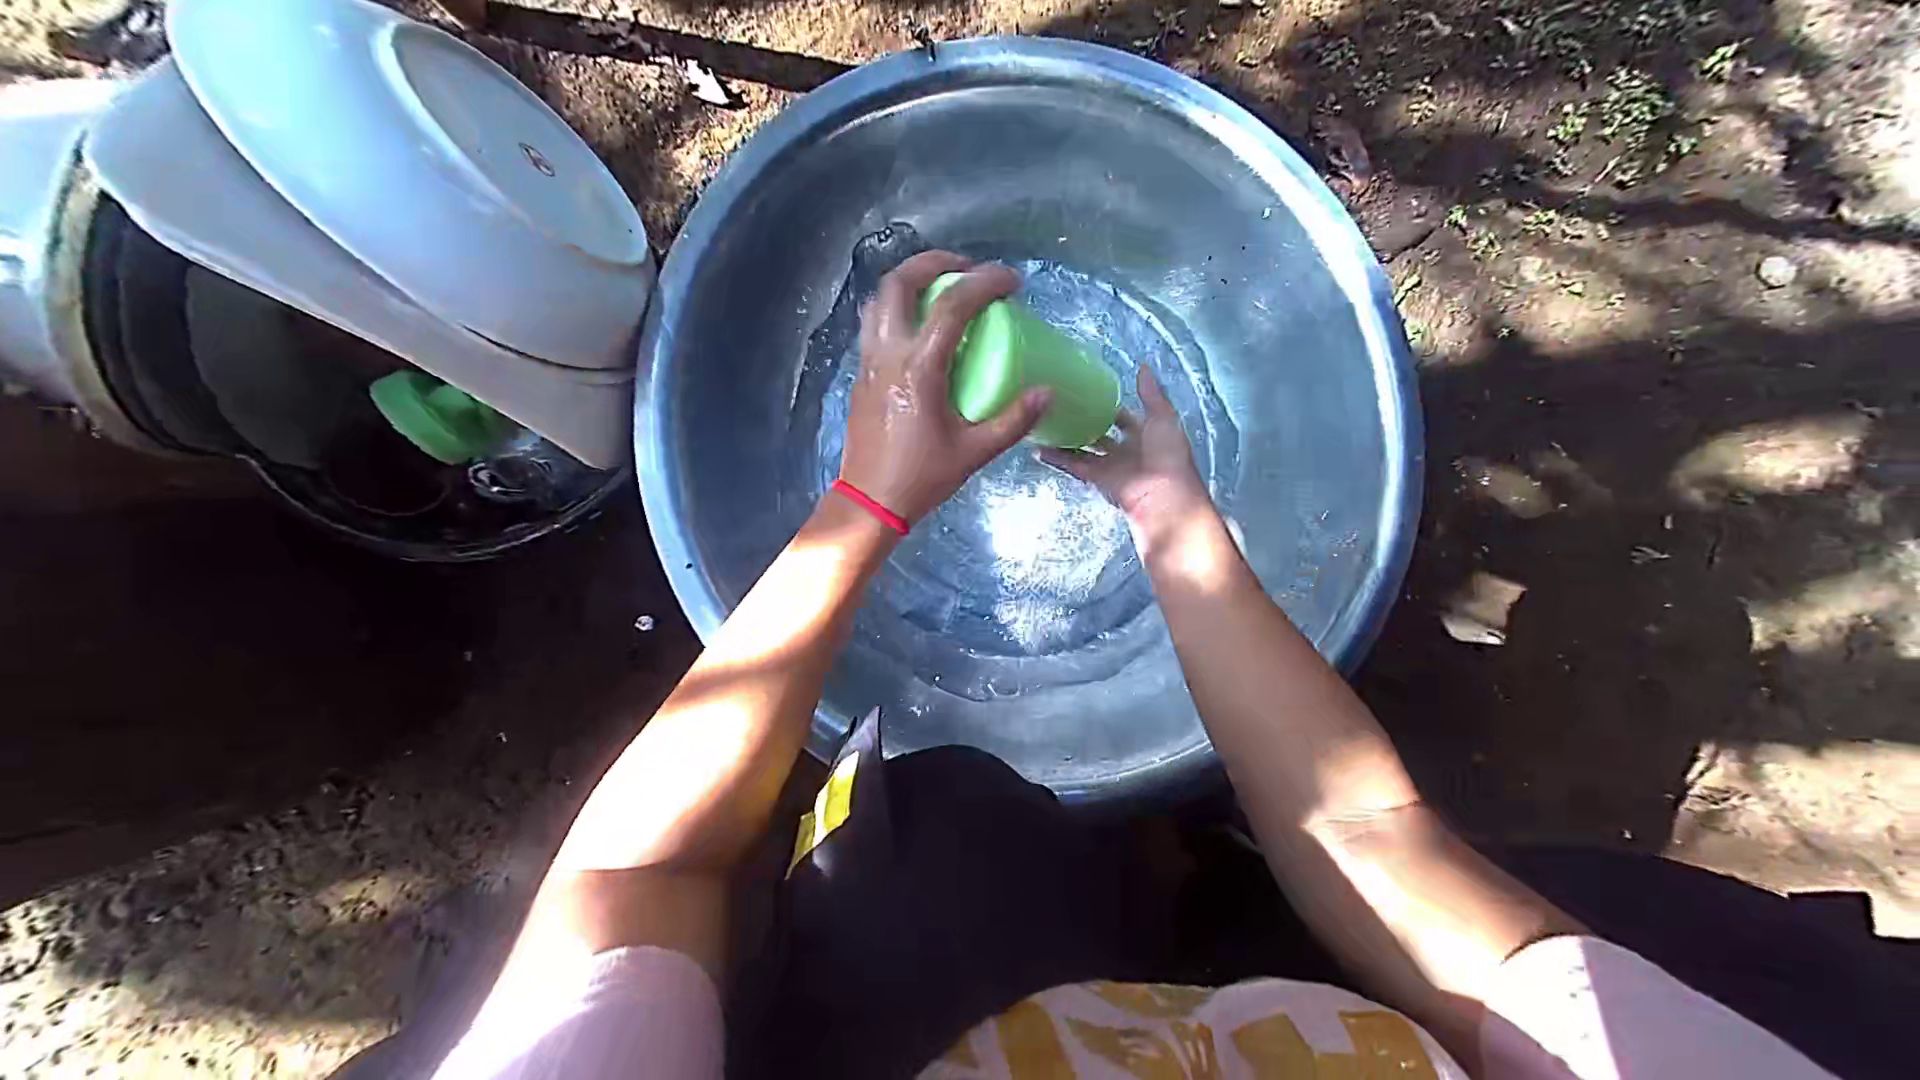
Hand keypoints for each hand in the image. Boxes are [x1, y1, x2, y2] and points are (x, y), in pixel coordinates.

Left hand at [839, 251, 1052, 523]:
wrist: (869, 502)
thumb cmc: (922, 478)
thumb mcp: (974, 452)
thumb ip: (1013, 420)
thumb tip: (1047, 393)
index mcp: (919, 369)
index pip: (953, 306)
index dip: (986, 283)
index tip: (1013, 282)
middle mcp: (887, 354)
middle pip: (899, 282)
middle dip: (935, 263)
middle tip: (967, 269)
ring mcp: (868, 363)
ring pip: (879, 300)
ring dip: (910, 282)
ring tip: (940, 290)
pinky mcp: (861, 376)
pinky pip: (873, 325)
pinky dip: (897, 309)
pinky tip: (920, 329)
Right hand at [1040, 367, 1209, 542]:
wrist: (1165, 501)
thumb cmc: (1169, 457)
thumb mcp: (1164, 419)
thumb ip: (1151, 395)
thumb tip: (1143, 366)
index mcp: (1147, 434)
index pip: (1123, 416)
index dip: (1107, 405)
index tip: (1086, 392)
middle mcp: (1127, 449)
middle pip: (1100, 433)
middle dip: (1083, 422)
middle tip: (1060, 406)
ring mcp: (1112, 465)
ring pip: (1085, 449)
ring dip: (1067, 439)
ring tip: (1045, 424)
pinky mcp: (1098, 479)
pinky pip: (1075, 465)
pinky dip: (1058, 458)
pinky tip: (1040, 448)